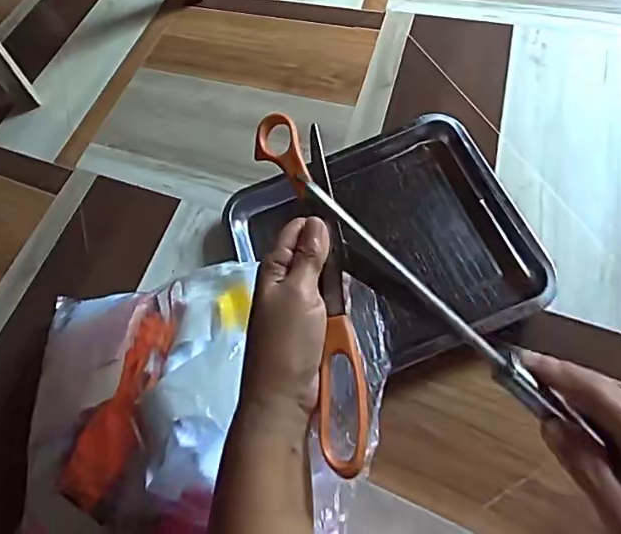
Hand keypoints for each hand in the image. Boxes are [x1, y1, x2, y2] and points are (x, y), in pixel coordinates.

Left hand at [240, 216, 330, 422]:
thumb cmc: (287, 343)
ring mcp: (297, 302)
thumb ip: (309, 257)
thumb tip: (316, 222)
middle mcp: (283, 280)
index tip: (340, 224)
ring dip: (335, 283)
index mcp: (274, 267)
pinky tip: (343, 307)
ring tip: (344, 289)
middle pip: (312, 253)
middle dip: (330, 256)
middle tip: (346, 262)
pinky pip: (328, 301)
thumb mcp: (301, 292)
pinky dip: (336, 304)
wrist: (283, 399)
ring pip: (324, 278)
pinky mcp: (310, 322)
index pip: (295, 230)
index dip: (315, 225)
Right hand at [523, 352, 620, 533]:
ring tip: (543, 406)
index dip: (553, 370)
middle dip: (561, 385)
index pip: (594, 388)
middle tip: (520, 386)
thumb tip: (549, 424)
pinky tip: (582, 432)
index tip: (517, 359)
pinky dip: (597, 416)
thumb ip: (591, 474)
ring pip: (610, 399)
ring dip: (577, 402)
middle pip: (600, 389)